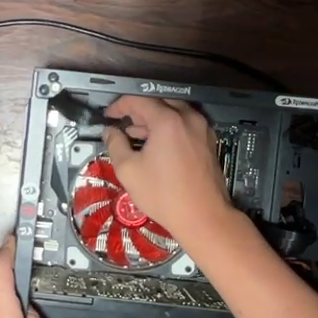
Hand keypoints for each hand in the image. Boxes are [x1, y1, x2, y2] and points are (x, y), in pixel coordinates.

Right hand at [103, 95, 236, 245]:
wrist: (202, 217)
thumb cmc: (164, 195)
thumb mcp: (128, 170)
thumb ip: (115, 144)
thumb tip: (110, 133)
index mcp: (168, 121)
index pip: (139, 100)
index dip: (120, 105)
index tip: (109, 115)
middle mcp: (188, 119)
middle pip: (158, 102)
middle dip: (138, 110)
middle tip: (122, 122)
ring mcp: (201, 130)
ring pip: (174, 112)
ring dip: (153, 118)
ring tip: (136, 135)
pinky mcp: (208, 142)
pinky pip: (185, 124)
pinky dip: (169, 127)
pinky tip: (157, 144)